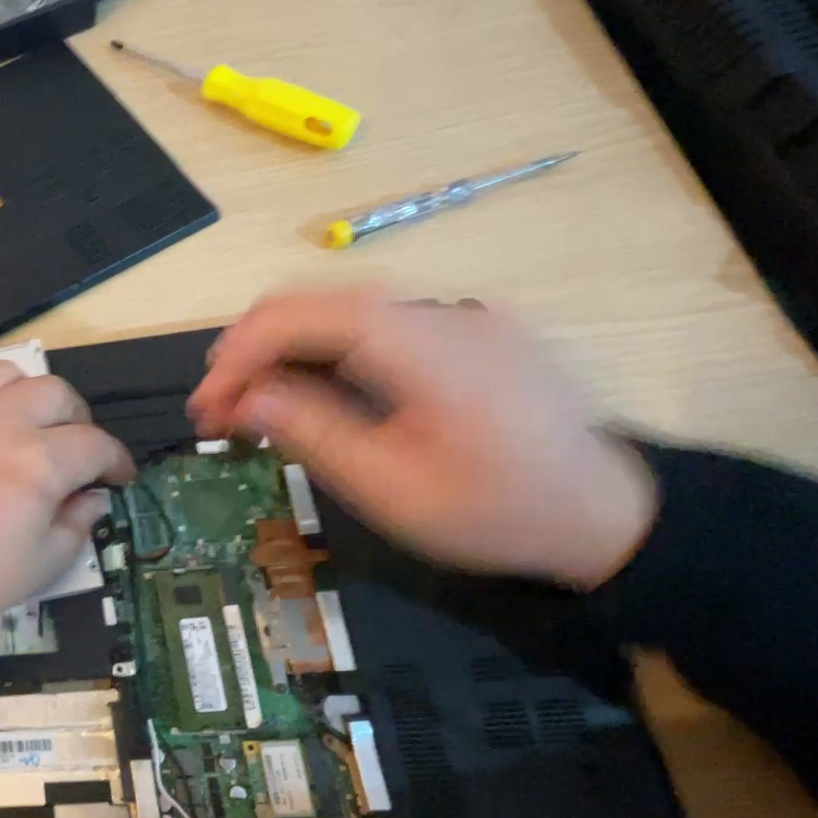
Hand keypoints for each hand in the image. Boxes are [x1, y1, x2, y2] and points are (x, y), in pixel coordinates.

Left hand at [0, 362, 136, 620]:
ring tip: (24, 425)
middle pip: (56, 394)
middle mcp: (3, 420)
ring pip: (7, 376)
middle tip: (73, 449)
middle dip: (76, 420)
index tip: (116, 477)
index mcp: (41, 461)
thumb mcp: (41, 565)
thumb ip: (77, 523)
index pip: (96, 444)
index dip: (115, 461)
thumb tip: (92, 495)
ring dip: (26, 397)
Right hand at [187, 287, 655, 589]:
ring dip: (281, 350)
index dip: (239, 354)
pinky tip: (304, 389)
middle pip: (313, 301)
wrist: (611, 516)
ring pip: (336, 309)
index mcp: (422, 343)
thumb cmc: (498, 512)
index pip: (301, 316)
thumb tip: (243, 398)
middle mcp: (437, 309)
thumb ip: (311, 432)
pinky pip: (371, 324)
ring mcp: (454, 314)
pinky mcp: (462, 329)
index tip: (206, 407)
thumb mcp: (391, 488)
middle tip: (217, 409)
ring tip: (249, 403)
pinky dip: (322, 352)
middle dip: (250, 350)